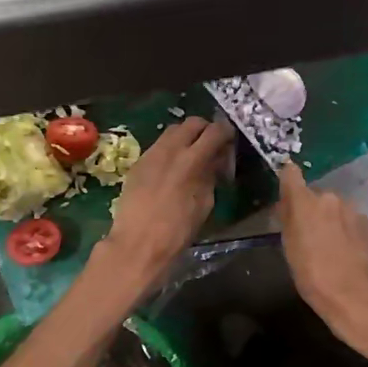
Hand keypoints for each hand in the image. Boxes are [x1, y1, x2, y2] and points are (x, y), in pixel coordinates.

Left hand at [83, 117, 233, 307]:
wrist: (138, 243)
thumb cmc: (178, 230)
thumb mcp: (204, 202)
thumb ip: (211, 174)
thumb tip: (216, 158)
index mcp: (192, 159)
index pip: (215, 131)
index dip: (226, 132)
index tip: (230, 140)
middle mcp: (170, 149)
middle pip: (192, 122)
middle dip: (205, 130)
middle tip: (211, 145)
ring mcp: (151, 153)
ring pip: (173, 130)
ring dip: (186, 136)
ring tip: (192, 154)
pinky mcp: (138, 162)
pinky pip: (158, 145)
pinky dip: (170, 149)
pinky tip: (172, 167)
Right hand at [277, 163, 367, 334]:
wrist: (355, 293)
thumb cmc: (312, 272)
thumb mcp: (289, 246)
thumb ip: (287, 218)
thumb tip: (286, 202)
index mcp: (304, 200)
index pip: (291, 173)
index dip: (287, 180)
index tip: (286, 194)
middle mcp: (329, 196)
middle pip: (314, 194)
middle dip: (310, 208)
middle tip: (307, 232)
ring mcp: (351, 207)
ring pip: (334, 206)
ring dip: (329, 217)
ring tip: (328, 244)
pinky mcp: (367, 221)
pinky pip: (349, 218)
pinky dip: (345, 227)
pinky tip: (345, 249)